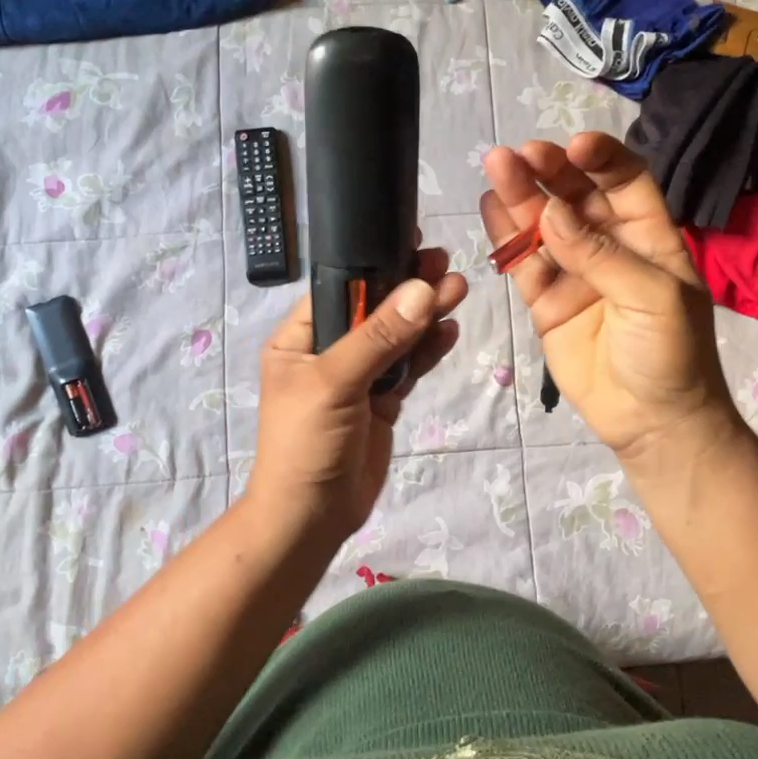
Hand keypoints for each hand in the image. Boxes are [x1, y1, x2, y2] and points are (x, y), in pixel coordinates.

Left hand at [245, 247, 467, 539]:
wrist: (312, 517)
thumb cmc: (305, 444)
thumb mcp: (335, 384)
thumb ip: (379, 338)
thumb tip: (422, 291)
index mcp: (299, 340)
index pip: (340, 289)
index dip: (374, 265)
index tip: (411, 241)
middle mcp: (327, 353)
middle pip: (374, 310)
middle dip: (408, 288)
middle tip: (444, 263)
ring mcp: (357, 378)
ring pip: (396, 337)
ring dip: (425, 316)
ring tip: (458, 288)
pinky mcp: (380, 403)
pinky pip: (408, 369)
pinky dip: (428, 351)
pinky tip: (449, 330)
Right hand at [479, 133, 738, 462]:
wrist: (652, 422)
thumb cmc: (672, 355)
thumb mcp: (652, 297)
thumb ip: (600, 255)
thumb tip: (550, 213)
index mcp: (649, 237)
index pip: (625, 182)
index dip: (601, 159)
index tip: (574, 146)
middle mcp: (609, 247)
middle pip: (576, 197)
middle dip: (549, 172)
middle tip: (517, 154)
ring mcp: (574, 274)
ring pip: (543, 226)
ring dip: (520, 197)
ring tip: (495, 167)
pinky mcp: (546, 302)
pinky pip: (523, 264)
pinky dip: (506, 238)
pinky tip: (490, 206)